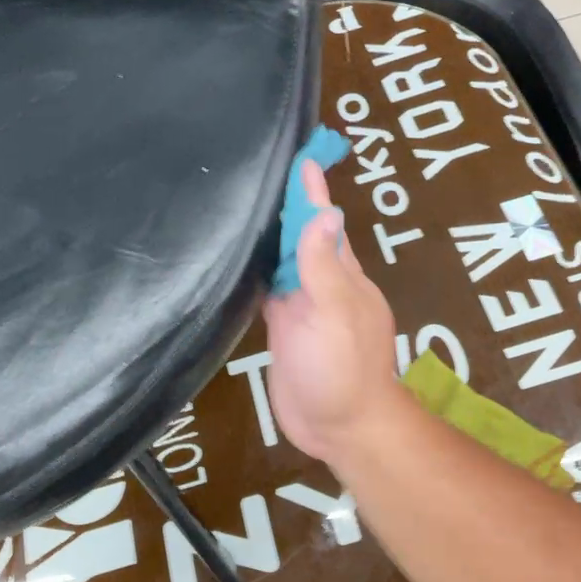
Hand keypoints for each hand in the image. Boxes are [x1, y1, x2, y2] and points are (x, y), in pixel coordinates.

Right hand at [262, 160, 406, 463]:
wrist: (339, 428)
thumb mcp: (334, 313)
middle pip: (301, 232)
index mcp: (340, 272)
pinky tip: (238, 253)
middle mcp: (321, 280)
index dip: (311, 188)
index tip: (299, 153)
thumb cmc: (342, 368)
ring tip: (244, 200)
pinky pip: (269, 285)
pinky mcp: (282, 325)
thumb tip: (325, 210)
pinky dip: (257, 266)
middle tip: (259, 166)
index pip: (323, 217)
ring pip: (284, 257)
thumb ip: (324, 265)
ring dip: (270, 230)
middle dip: (287, 201)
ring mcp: (302, 303)